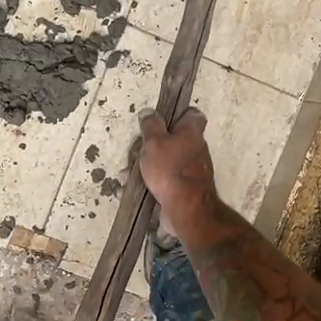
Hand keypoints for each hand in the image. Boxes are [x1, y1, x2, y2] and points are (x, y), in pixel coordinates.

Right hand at [136, 108, 217, 225]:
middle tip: (135, 152)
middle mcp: (195, 150)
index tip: (162, 119)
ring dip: (144, 169)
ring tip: (125, 176)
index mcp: (192, 133)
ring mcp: (190, 172)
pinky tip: (128, 191)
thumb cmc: (170, 169)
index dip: (178, 115)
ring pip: (164, 164)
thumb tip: (148, 112)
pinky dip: (146, 185)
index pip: (193, 116)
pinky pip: (162, 183)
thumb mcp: (154, 142)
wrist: (185, 208)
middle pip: (173, 141)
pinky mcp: (183, 191)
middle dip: (151, 147)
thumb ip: (151, 125)